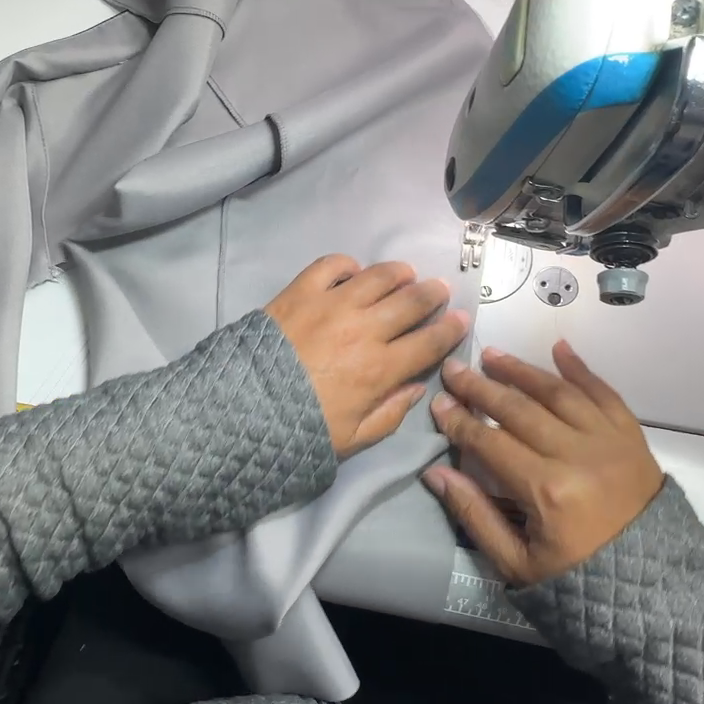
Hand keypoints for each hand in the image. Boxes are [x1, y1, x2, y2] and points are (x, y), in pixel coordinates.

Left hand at [264, 255, 469, 458]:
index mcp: (380, 369)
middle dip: (432, 294)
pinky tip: (353, 271)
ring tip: (405, 274)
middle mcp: (364, 329)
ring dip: (398, 273)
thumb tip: (417, 387)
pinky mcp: (300, 292)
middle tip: (438, 290)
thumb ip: (390, 414)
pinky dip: (347, 265)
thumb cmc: (299, 427)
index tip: (461, 319)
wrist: (242, 409)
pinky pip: (331, 265)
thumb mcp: (353, 438)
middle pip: (411, 302)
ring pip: (378, 277)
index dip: (451, 329)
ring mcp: (331, 305)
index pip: (429, 342)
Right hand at [423, 343, 662, 584]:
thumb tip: (435, 474)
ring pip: (559, 394)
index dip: (459, 422)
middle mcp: (578, 457)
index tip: (437, 403)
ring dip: (522, 371)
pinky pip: (605, 394)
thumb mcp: (517, 562)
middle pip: (519, 410)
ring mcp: (610, 443)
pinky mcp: (633, 439)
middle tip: (454, 369)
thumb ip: (474, 515)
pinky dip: (582, 369)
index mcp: (547, 491)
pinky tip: (560, 348)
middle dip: (481, 387)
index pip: (489, 443)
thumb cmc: (579, 579)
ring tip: (493, 355)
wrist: (658, 590)